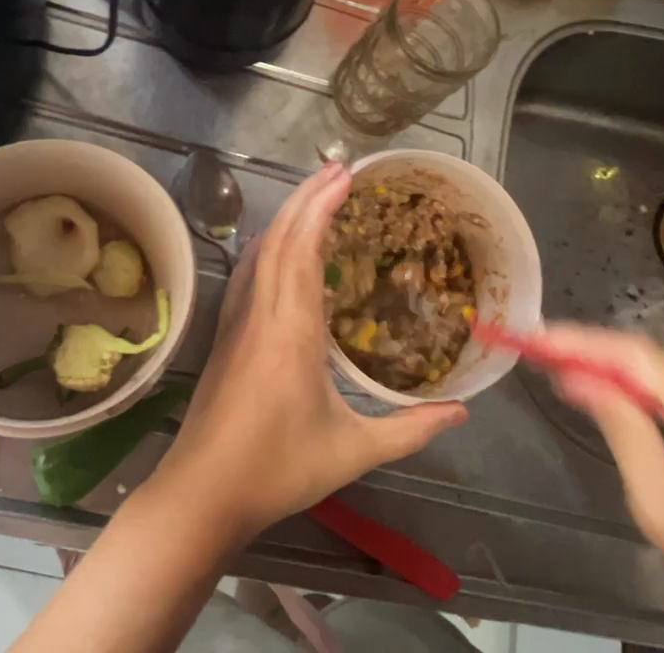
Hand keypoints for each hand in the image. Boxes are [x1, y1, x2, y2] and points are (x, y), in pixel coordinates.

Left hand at [149, 162, 468, 538]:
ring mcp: (237, 322)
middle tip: (337, 169)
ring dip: (285, 217)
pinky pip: (247, 274)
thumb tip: (461, 411)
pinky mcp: (225, 336)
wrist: (202, 494)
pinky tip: (278, 248)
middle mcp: (261, 313)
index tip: (344, 176)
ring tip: (314, 196)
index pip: (303, 250)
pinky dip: (268, 246)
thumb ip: (411, 430)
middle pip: (278, 238)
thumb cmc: (277, 470)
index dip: (321, 207)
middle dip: (306, 198)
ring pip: (258, 252)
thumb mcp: (353, 451)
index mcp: (291, 331)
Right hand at [535, 325, 663, 652]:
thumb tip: (578, 380)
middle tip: (548, 355)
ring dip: (631, 367)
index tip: (537, 337)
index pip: (641, 359)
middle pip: (662, 355)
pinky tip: (635, 397)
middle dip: (601, 350)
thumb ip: (625, 436)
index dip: (583, 342)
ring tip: (579, 372)